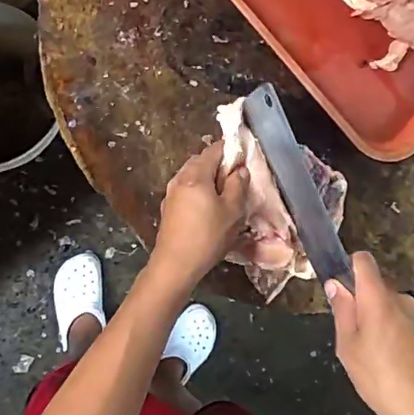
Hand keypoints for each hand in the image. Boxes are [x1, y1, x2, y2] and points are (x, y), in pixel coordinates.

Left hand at [151, 141, 249, 281]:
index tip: (245, 157)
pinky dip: (199, 191)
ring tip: (225, 195)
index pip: (214, 149)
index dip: (231, 150)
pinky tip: (209, 208)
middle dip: (219, 165)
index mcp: (195, 175)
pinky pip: (186, 190)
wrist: (175, 265)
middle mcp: (179, 178)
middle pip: (201, 161)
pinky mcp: (168, 207)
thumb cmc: (207, 237)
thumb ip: (238, 185)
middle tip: (237, 179)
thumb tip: (239, 170)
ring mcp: (171, 193)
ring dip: (209, 179)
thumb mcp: (232, 211)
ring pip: (193, 175)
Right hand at [326, 252, 413, 414]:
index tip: (339, 290)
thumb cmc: (384, 381)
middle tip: (353, 339)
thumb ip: (342, 312)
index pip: (364, 261)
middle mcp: (403, 301)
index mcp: (378, 298)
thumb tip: (336, 284)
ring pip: (393, 310)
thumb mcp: (349, 349)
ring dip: (381, 325)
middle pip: (377, 289)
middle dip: (363, 305)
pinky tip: (397, 370)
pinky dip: (398, 340)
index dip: (349, 268)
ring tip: (375, 361)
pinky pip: (408, 328)